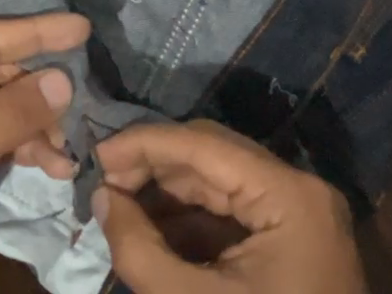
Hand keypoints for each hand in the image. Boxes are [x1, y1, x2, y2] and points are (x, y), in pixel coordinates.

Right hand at [93, 120, 367, 293]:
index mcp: (288, 195)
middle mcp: (297, 188)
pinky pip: (229, 210)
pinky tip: (148, 228)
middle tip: (101, 183)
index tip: (94, 155)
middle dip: (151, 166)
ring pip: (216, 178)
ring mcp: (297, 213)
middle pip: (210, 153)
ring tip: (116, 204)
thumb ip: (141, 249)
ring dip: (164, 190)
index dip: (142, 144)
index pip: (202, 144)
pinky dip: (186, 216)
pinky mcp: (289, 238)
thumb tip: (101, 196)